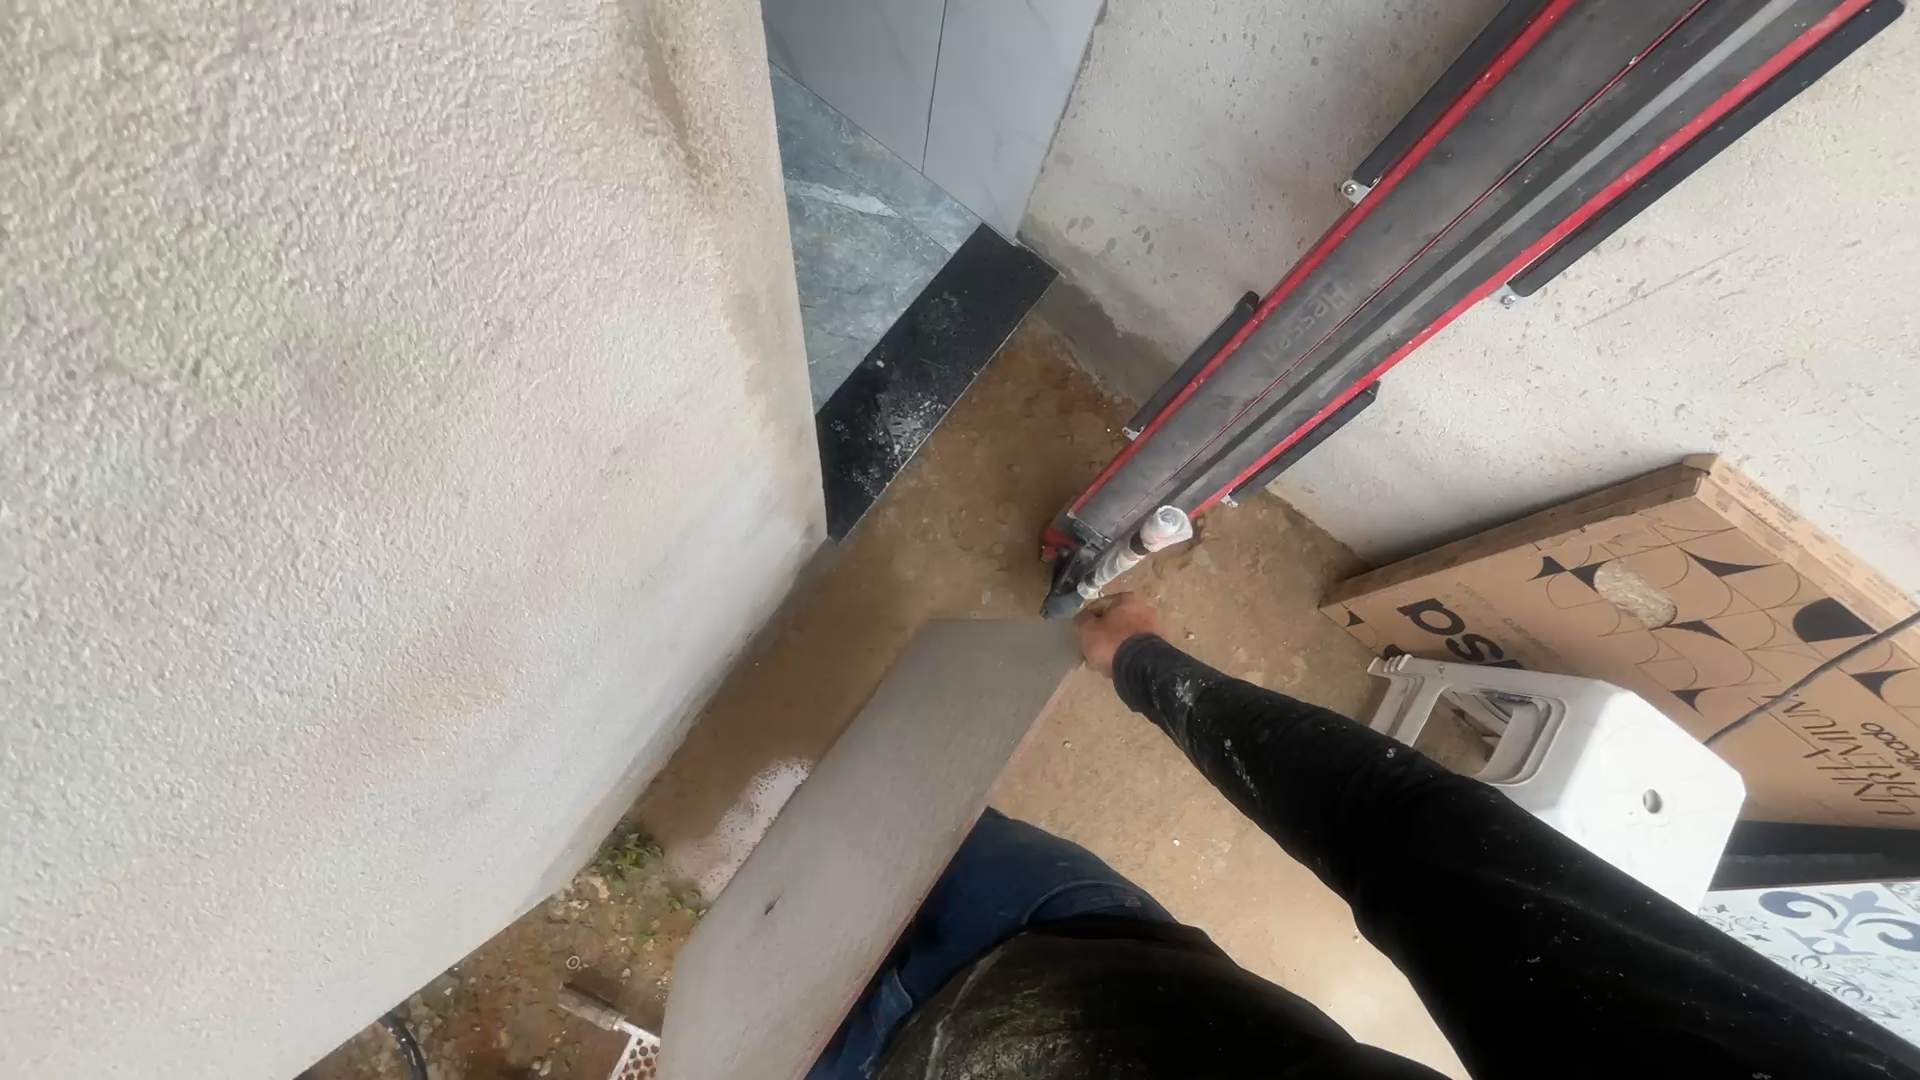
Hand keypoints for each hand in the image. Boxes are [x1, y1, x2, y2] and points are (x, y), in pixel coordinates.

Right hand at [1073, 592, 1165, 676]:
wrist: (1142, 667)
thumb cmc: (1111, 642)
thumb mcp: (1087, 629)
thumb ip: (1081, 620)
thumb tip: (1081, 619)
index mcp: (1126, 599)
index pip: (1097, 606)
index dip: (1085, 621)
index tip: (1079, 635)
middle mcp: (1143, 608)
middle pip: (1112, 622)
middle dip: (1099, 636)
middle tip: (1088, 652)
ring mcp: (1153, 629)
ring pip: (1122, 637)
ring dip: (1110, 648)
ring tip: (1099, 664)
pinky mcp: (1157, 647)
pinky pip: (1133, 649)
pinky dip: (1123, 655)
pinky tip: (1113, 667)